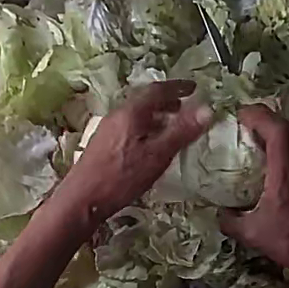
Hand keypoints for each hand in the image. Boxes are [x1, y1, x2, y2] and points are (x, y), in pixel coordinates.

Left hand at [56, 80, 212, 227]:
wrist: (82, 200)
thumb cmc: (122, 177)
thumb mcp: (157, 155)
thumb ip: (181, 132)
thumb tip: (207, 109)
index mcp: (132, 112)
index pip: (157, 90)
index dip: (178, 87)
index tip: (195, 88)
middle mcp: (118, 115)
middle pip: (145, 100)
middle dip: (167, 101)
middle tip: (185, 107)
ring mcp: (108, 128)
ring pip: (137, 114)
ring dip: (157, 114)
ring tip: (172, 125)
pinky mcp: (104, 143)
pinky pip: (130, 125)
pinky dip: (147, 126)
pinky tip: (151, 144)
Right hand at [219, 105, 288, 280]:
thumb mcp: (252, 235)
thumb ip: (229, 220)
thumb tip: (217, 211)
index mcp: (286, 176)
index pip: (278, 131)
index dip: (259, 116)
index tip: (241, 114)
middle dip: (268, 119)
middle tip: (247, 123)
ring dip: (280, 134)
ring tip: (260, 140)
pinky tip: (279, 166)